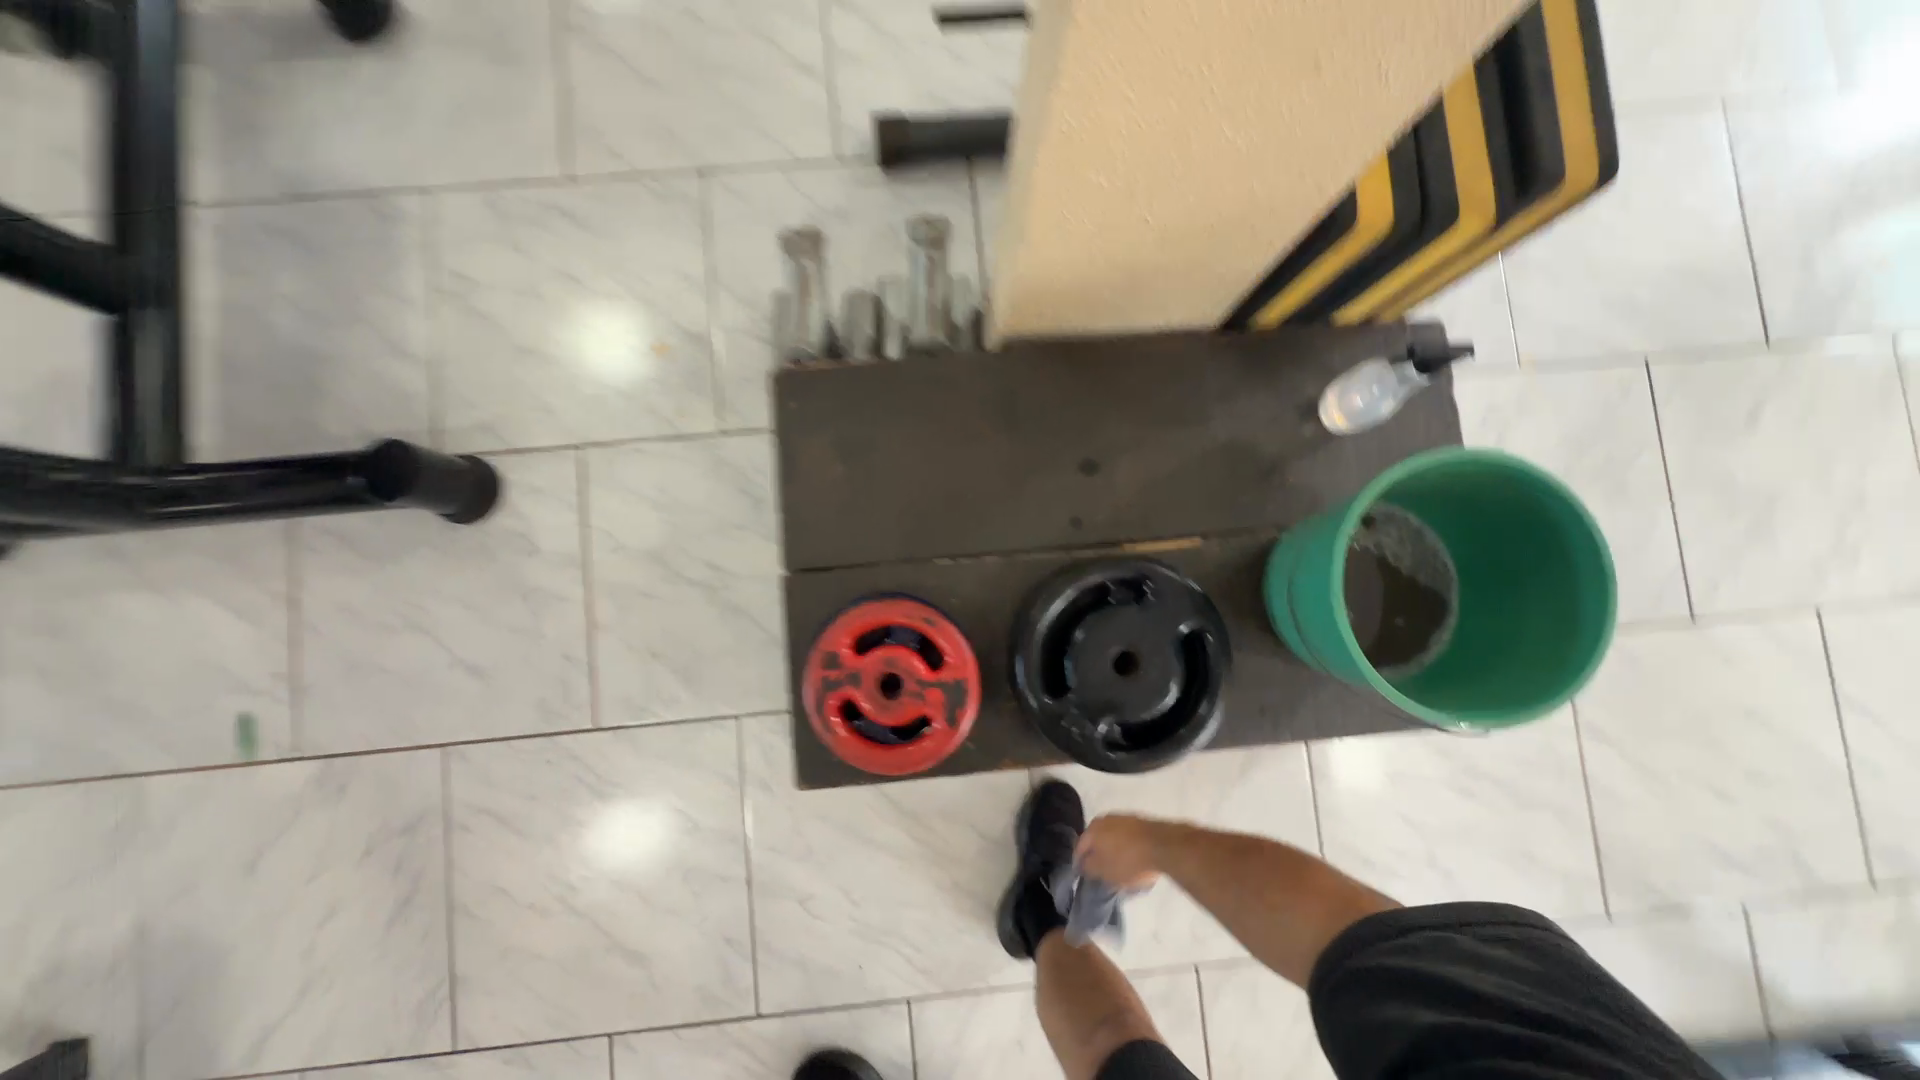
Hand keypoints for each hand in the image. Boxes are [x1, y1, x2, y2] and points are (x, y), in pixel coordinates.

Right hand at [1076, 814, 1167, 889]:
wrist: (1164, 846)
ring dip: (1114, 850)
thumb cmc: (1129, 861)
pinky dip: (1128, 847)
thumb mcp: (1105, 871)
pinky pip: (1128, 837)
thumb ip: (1089, 868)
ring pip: (1113, 837)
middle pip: (1097, 840)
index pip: (1080, 848)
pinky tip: (1134, 859)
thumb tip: (1083, 864)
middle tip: (1102, 871)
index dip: (1080, 863)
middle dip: (1098, 855)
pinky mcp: (1140, 821)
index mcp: (1092, 830)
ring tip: (1120, 867)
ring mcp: (1124, 818)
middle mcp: (1105, 819)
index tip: (1085, 875)